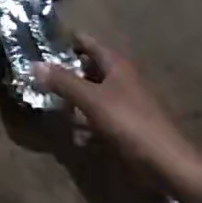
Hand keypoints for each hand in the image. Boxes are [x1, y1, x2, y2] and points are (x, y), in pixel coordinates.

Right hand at [33, 33, 201, 182]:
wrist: (167, 162)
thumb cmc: (129, 122)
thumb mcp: (91, 99)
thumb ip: (63, 81)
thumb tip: (34, 63)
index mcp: (117, 65)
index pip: (88, 42)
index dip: (67, 40)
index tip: (41, 40)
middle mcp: (122, 78)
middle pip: (90, 66)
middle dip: (66, 68)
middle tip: (38, 71)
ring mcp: (126, 101)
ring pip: (93, 91)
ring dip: (74, 94)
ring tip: (47, 98)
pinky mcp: (127, 123)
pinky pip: (99, 113)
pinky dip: (85, 117)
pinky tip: (72, 128)